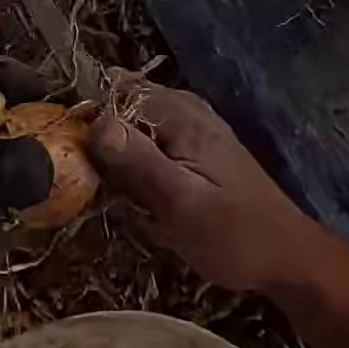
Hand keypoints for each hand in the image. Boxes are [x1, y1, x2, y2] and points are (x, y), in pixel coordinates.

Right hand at [90, 78, 348, 347]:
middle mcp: (181, 107)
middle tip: (77, 174)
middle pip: (117, 103)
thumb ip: (138, 161)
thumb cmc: (235, 235)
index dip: (82, 112)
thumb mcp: (181, 204)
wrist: (288, 258)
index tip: (60, 145)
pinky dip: (129, 159)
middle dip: (92, 133)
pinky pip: (145, 140)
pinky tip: (126, 190)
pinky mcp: (190, 146)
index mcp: (178, 112)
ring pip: (128, 123)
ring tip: (97, 185)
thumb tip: (95, 120)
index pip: (112, 89)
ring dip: (109, 150)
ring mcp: (187, 125)